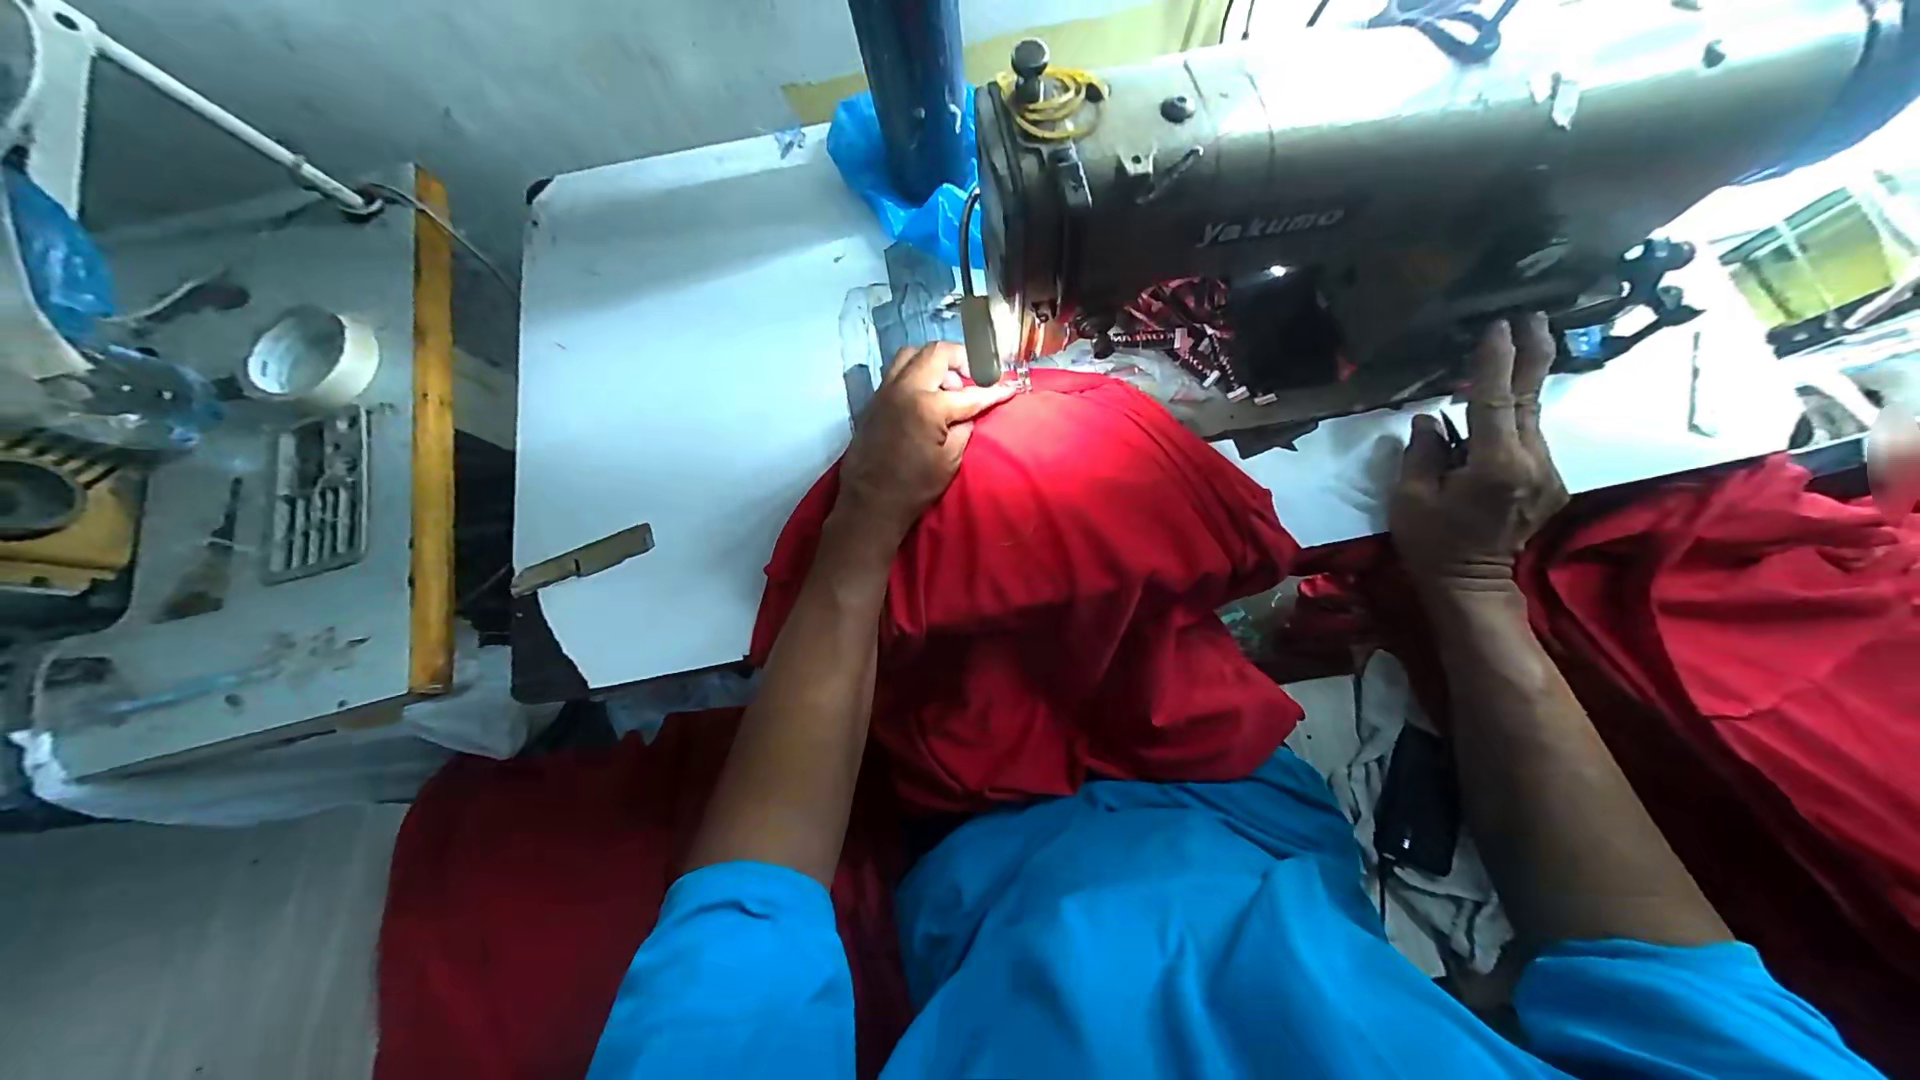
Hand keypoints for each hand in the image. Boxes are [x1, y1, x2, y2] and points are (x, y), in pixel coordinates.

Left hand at [836, 343, 1015, 543]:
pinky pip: (897, 372)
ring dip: (934, 363)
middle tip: (974, 378)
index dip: (994, 391)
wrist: (870, 503)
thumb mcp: (949, 461)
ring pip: (912, 355)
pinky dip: (916, 374)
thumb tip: (970, 412)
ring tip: (946, 385)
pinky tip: (926, 396)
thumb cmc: (913, 488)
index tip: (1010, 387)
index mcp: (927, 406)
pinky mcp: (874, 400)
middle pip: (937, 353)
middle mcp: (904, 389)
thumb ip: (963, 429)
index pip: (969, 393)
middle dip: (962, 360)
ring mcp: (885, 391)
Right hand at [1391, 314, 1567, 593]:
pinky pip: (1530, 440)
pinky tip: (1498, 415)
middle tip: (1536, 318)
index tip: (1498, 328)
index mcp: (1495, 466)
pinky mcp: (1549, 483)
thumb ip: (1422, 453)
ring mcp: (1548, 474)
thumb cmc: (1430, 542)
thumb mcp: (1409, 498)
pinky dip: (1515, 420)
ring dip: (1520, 388)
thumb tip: (1431, 419)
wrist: (1469, 584)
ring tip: (1513, 357)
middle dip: (1533, 357)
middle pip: (1530, 401)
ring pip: (1532, 420)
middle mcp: (1533, 463)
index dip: (1495, 363)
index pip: (1495, 402)